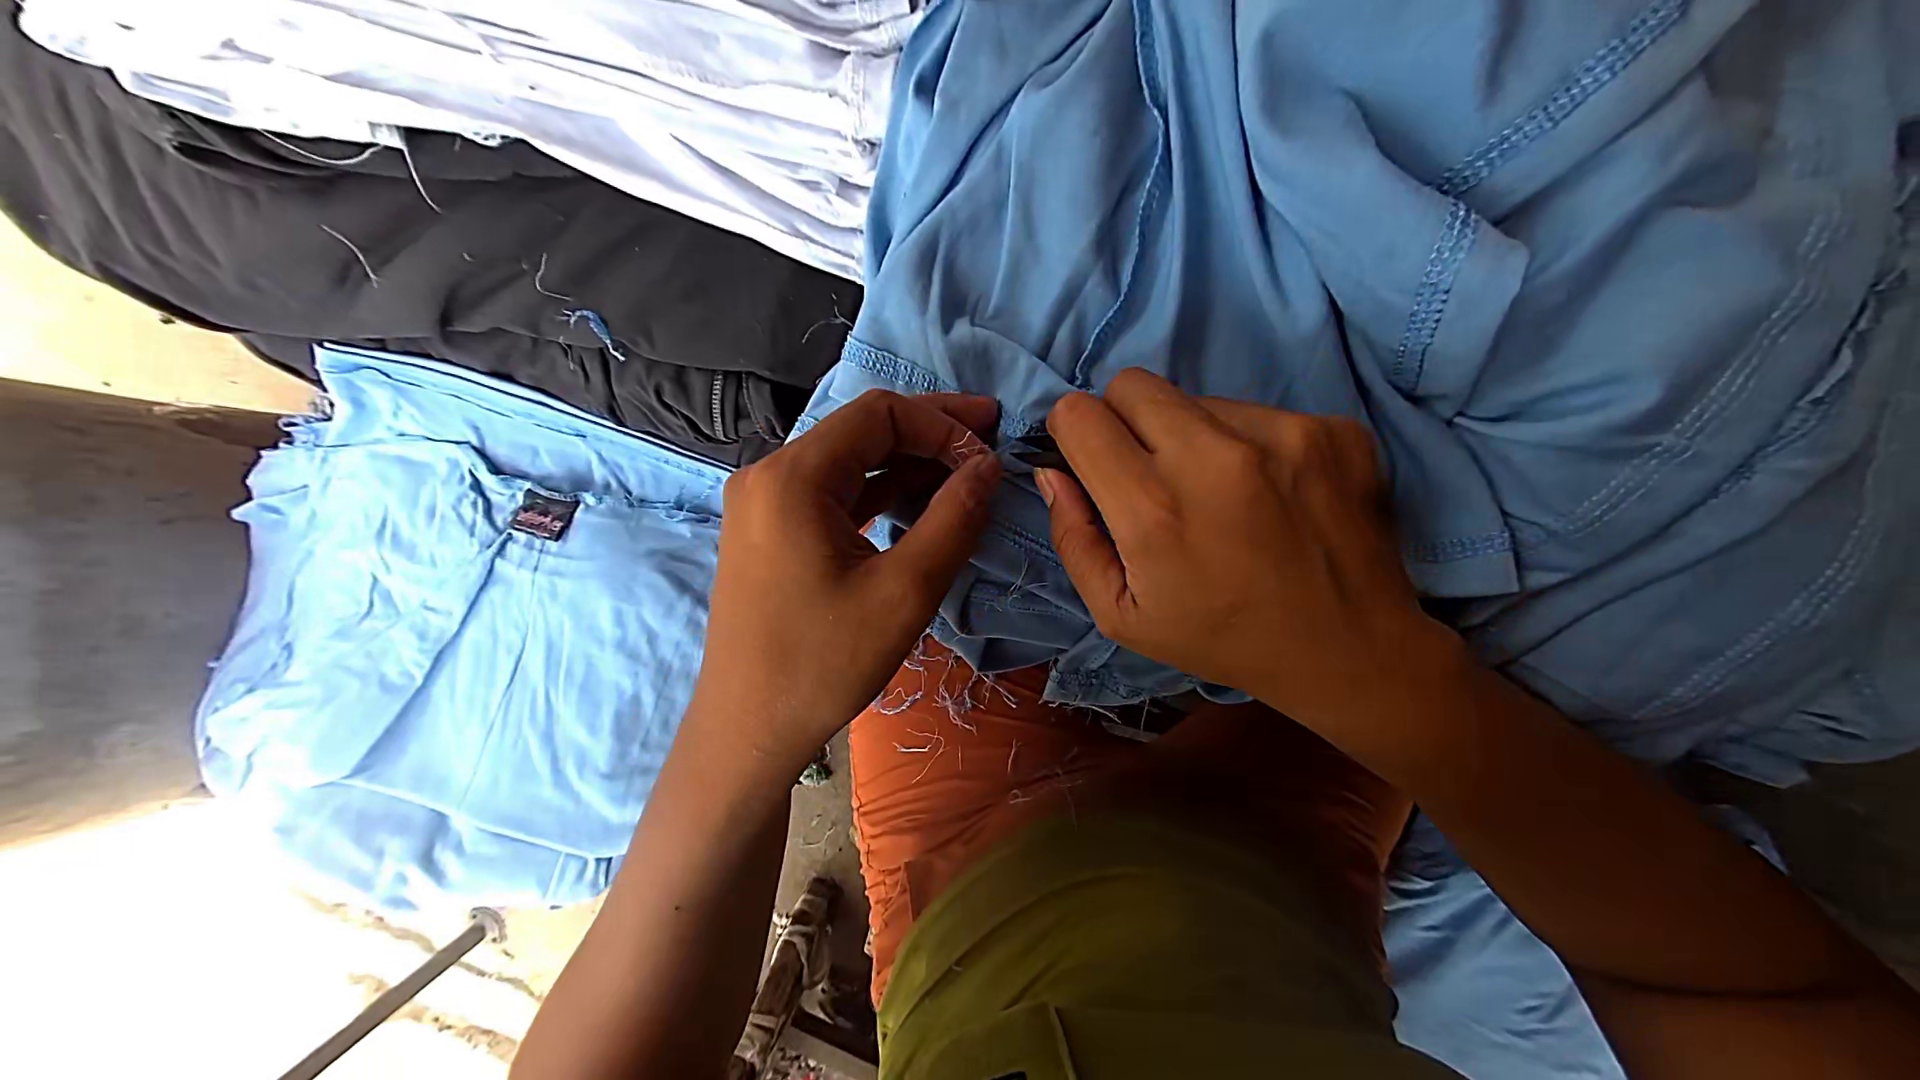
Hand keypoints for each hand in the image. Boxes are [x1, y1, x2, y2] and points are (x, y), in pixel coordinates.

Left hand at [691, 389, 1002, 774]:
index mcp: (792, 477)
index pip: (878, 414)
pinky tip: (921, 500)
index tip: (989, 452)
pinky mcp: (772, 532)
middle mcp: (770, 476)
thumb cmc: (822, 664)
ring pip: (850, 462)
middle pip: (861, 430)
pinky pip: (834, 494)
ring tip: (966, 470)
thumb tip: (987, 466)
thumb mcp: (903, 592)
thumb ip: (953, 519)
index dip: (943, 423)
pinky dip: (881, 492)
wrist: (748, 731)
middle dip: (930, 433)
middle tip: (990, 439)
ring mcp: (766, 504)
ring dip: (909, 463)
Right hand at [1039, 369, 1456, 727]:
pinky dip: (1246, 444)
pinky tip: (1268, 494)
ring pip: (1196, 398)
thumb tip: (1053, 472)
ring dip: (1188, 435)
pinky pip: (1256, 412)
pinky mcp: (1332, 429)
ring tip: (1219, 494)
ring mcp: (1282, 435)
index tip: (1090, 460)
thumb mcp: (1120, 616)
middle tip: (1147, 472)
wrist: (1350, 651)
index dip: (1073, 433)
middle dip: (1122, 420)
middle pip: (1132, 384)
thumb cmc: (1220, 639)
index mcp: (1153, 509)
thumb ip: (1073, 538)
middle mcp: (1214, 457)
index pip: (1080, 414)